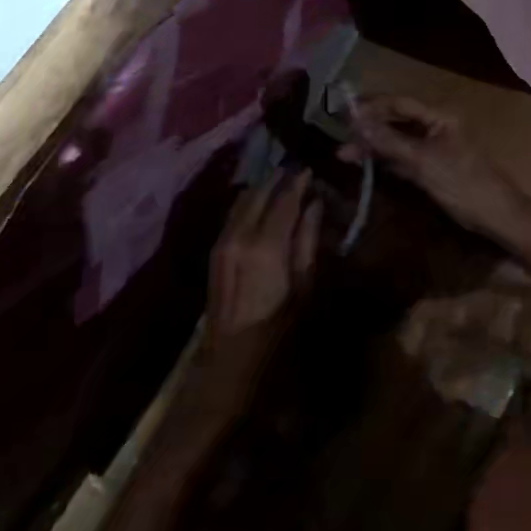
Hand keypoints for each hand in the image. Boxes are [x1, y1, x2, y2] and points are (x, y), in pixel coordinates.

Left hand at [208, 168, 318, 336]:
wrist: (231, 361)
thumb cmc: (280, 332)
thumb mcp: (306, 288)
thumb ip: (309, 241)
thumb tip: (315, 205)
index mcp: (266, 244)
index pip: (284, 197)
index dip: (299, 180)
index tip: (312, 169)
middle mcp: (240, 233)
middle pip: (260, 191)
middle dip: (279, 178)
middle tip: (298, 172)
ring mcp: (223, 240)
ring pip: (243, 199)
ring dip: (263, 188)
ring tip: (283, 185)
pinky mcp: (215, 250)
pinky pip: (233, 213)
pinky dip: (249, 202)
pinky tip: (262, 206)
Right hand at [342, 95, 521, 232]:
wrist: (496, 217)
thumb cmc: (463, 184)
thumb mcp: (423, 161)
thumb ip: (390, 141)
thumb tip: (357, 122)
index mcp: (439, 117)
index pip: (399, 104)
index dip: (372, 107)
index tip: (345, 113)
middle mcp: (435, 127)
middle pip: (396, 120)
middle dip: (369, 127)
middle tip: (341, 134)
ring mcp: (433, 148)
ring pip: (397, 140)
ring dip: (373, 146)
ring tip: (345, 153)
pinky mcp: (431, 168)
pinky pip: (402, 158)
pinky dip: (385, 160)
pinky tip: (365, 164)